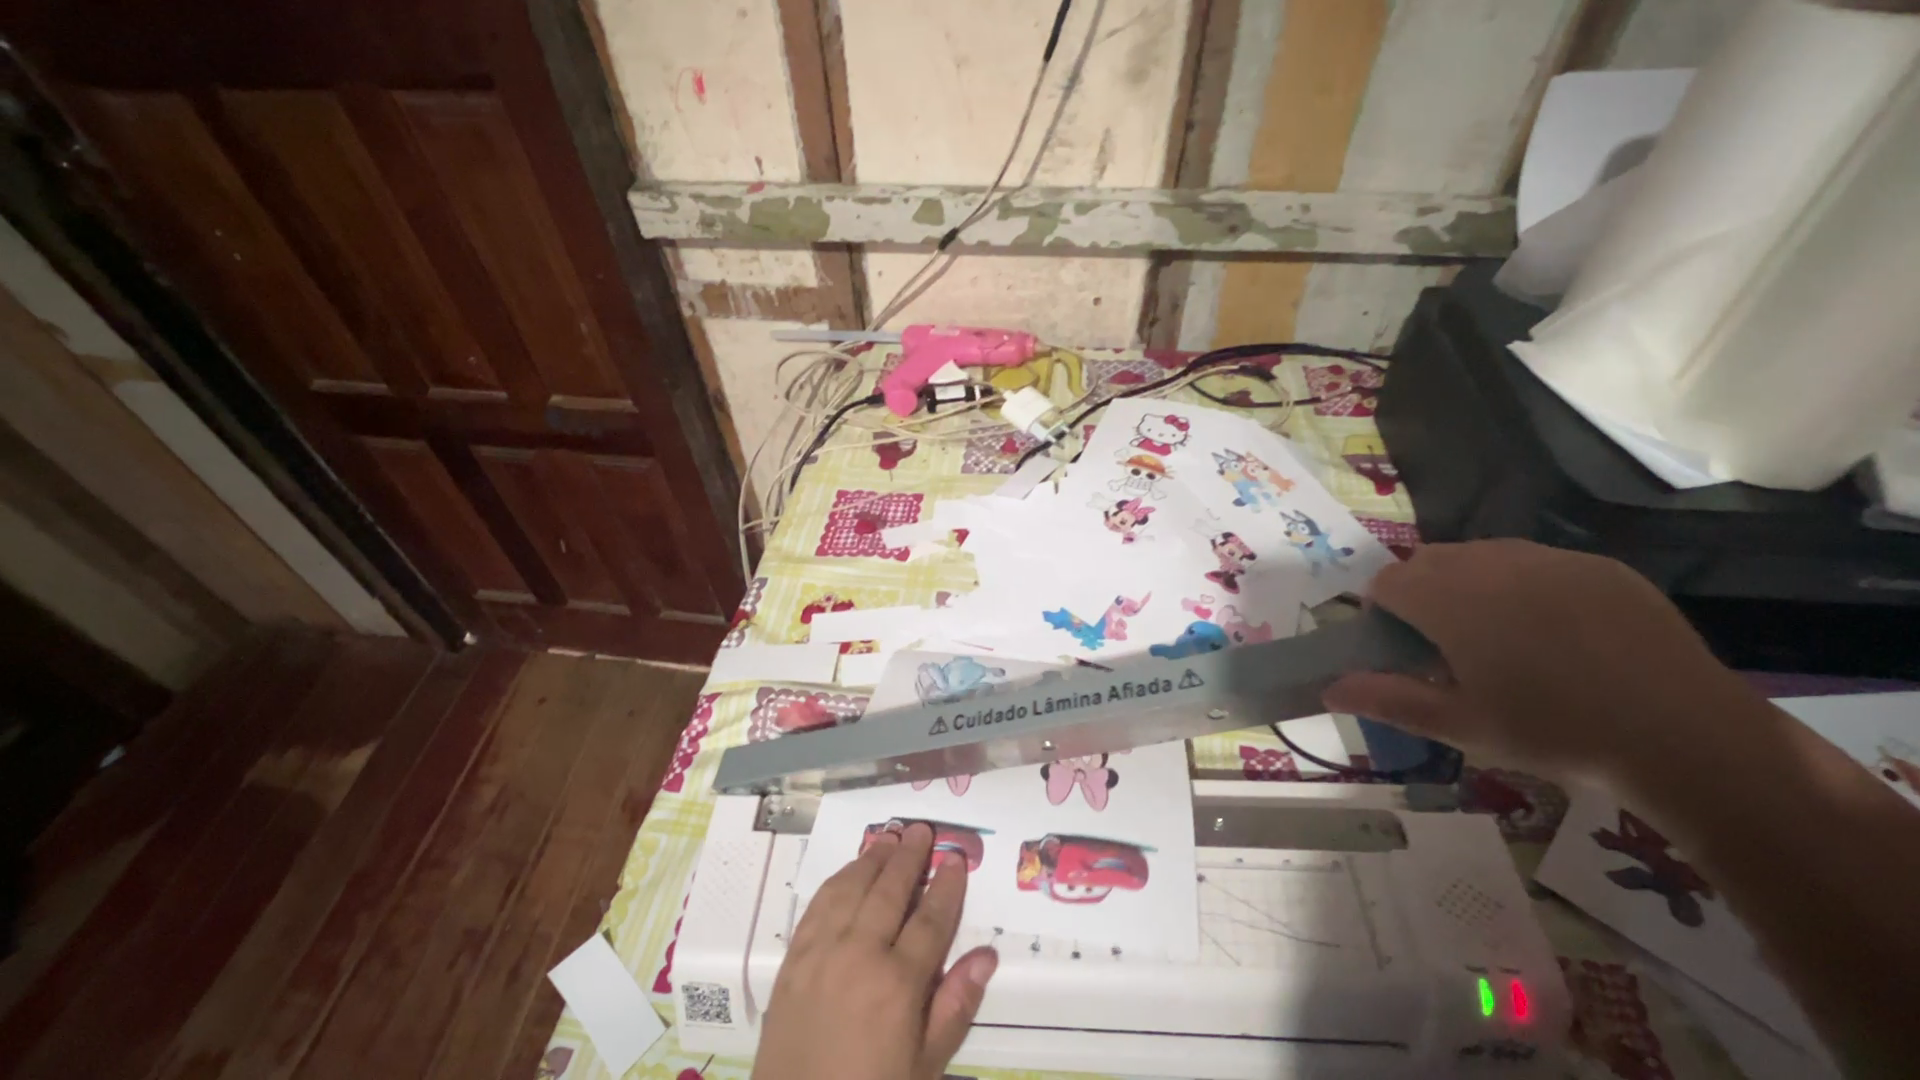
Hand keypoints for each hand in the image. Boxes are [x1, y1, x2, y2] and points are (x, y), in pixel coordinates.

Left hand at [751, 822, 997, 1079]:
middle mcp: (860, 956)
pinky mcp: (793, 960)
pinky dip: (837, 881)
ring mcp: (821, 954)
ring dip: (872, 859)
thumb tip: (986, 955)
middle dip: (909, 858)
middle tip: (922, 830)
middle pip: (889, 892)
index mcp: (898, 984)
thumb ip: (955, 1007)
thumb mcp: (925, 1065)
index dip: (946, 887)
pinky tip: (848, 871)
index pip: (930, 921)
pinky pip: (818, 907)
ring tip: (889, 837)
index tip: (955, 860)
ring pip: (851, 890)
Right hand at [1323, 540, 1752, 786]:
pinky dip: (1527, 587)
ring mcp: (1551, 559)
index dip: (1382, 613)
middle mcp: (1493, 564)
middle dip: (1423, 595)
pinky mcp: (1600, 567)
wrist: (1682, 732)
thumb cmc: (1552, 732)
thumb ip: (1387, 699)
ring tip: (1500, 639)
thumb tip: (1328, 688)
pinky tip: (1558, 636)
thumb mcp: (1460, 725)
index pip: (1387, 582)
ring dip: (1472, 586)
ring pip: (1484, 556)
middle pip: (1431, 562)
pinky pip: (1540, 563)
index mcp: (1450, 601)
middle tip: (1447, 649)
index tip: (1403, 651)